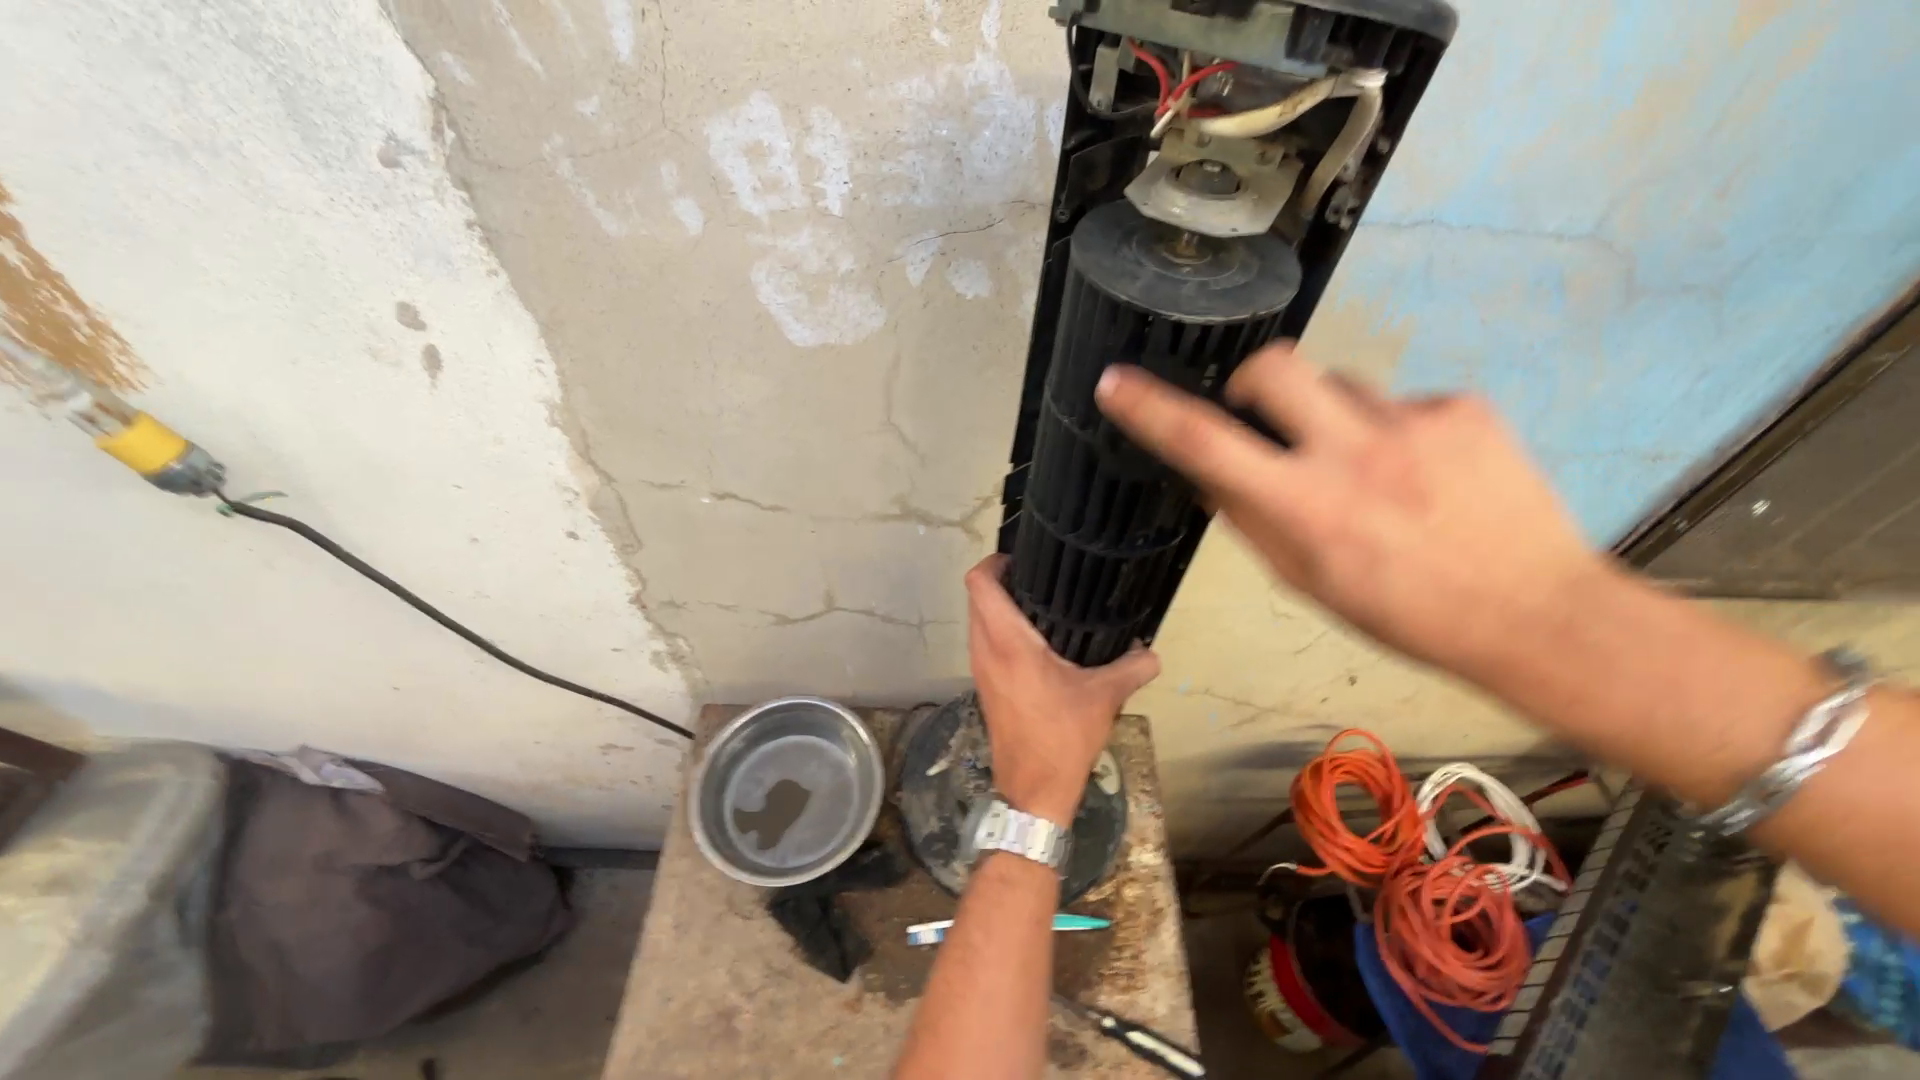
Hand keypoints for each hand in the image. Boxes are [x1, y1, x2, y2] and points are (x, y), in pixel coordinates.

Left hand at [964, 555, 1160, 822]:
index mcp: (1008, 642)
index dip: (995, 561)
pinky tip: (1036, 640)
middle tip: (1040, 576)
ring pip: (977, 622)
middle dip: (1001, 580)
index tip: (1024, 558)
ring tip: (1040, 603)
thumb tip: (1152, 652)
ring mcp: (981, 669)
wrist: (1033, 789)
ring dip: (998, 607)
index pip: (980, 583)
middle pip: (976, 598)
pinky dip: (999, 631)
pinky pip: (984, 643)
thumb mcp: (1104, 697)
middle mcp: (985, 650)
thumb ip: (1132, 667)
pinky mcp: (985, 686)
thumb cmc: (1062, 736)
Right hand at [1094, 343, 1605, 679]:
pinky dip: (1394, 429)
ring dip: (1334, 416)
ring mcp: (1415, 422)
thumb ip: (1253, 522)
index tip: (1116, 382)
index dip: (1150, 410)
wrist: (1535, 613)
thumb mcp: (1309, 583)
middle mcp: (1354, 452)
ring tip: (1372, 468)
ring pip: (1342, 385)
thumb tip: (1209, 476)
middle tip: (1262, 410)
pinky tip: (1425, 473)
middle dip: (1252, 379)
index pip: (1205, 444)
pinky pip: (1401, 400)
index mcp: (1306, 508)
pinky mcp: (1464, 407)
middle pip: (1274, 367)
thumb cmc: (1405, 615)